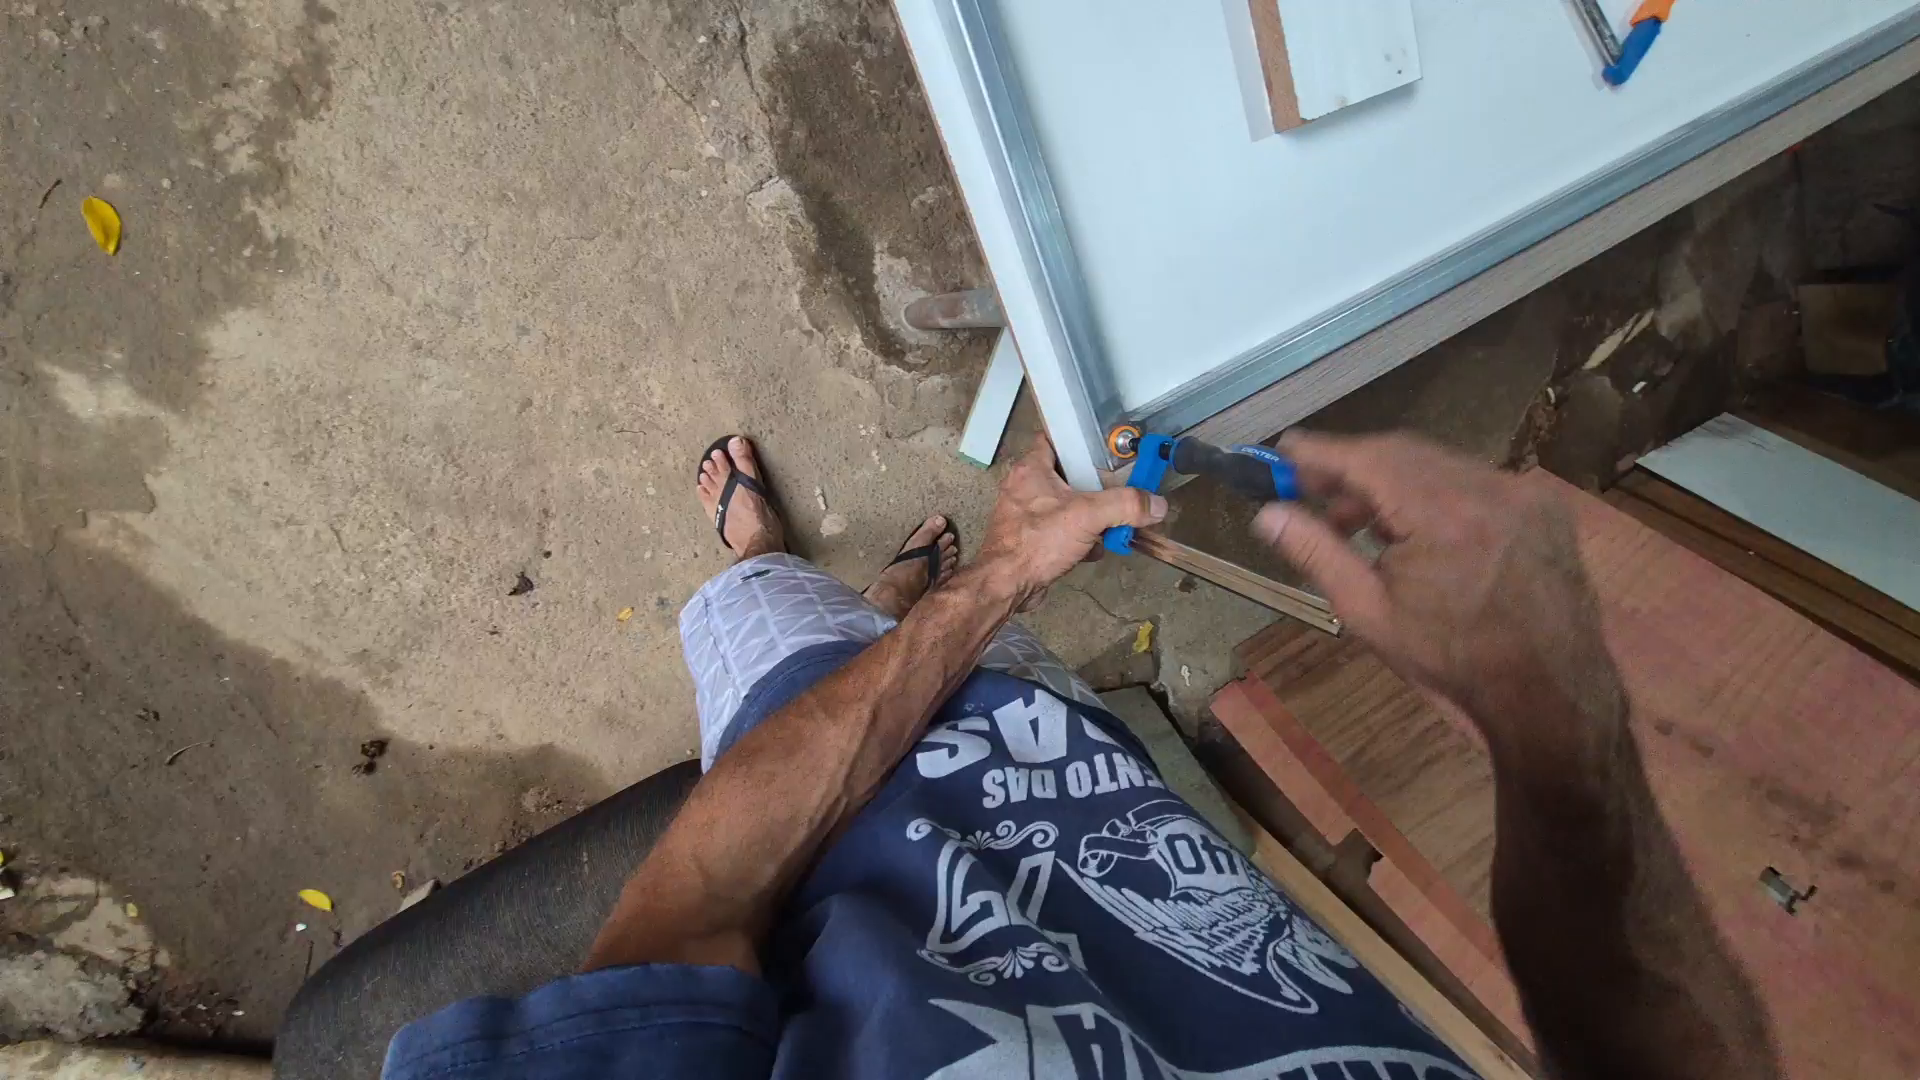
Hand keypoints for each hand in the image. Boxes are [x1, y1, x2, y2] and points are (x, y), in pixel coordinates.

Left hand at [975, 433, 1166, 607]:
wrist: (1008, 585)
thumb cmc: (1035, 542)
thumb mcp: (1087, 516)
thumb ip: (1125, 505)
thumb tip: (1156, 504)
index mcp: (1032, 469)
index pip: (1054, 438)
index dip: (1079, 437)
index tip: (1105, 444)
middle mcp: (1025, 487)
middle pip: (1067, 474)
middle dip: (1095, 484)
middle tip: (1119, 487)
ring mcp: (1027, 514)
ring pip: (1067, 505)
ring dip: (1090, 515)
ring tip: (1112, 522)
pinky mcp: (1032, 538)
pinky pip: (1062, 529)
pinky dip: (1079, 537)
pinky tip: (1094, 548)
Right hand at [1251, 431, 1621, 756]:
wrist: (1548, 691)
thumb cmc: (1447, 657)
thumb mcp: (1366, 610)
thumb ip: (1316, 552)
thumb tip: (1266, 514)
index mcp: (1443, 516)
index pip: (1367, 460)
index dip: (1320, 451)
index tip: (1282, 448)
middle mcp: (1488, 488)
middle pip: (1400, 453)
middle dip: (1349, 467)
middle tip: (1306, 490)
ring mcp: (1522, 493)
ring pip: (1434, 464)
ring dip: (1386, 481)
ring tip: (1353, 522)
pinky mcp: (1540, 505)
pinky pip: (1467, 479)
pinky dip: (1425, 491)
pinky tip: (1407, 529)